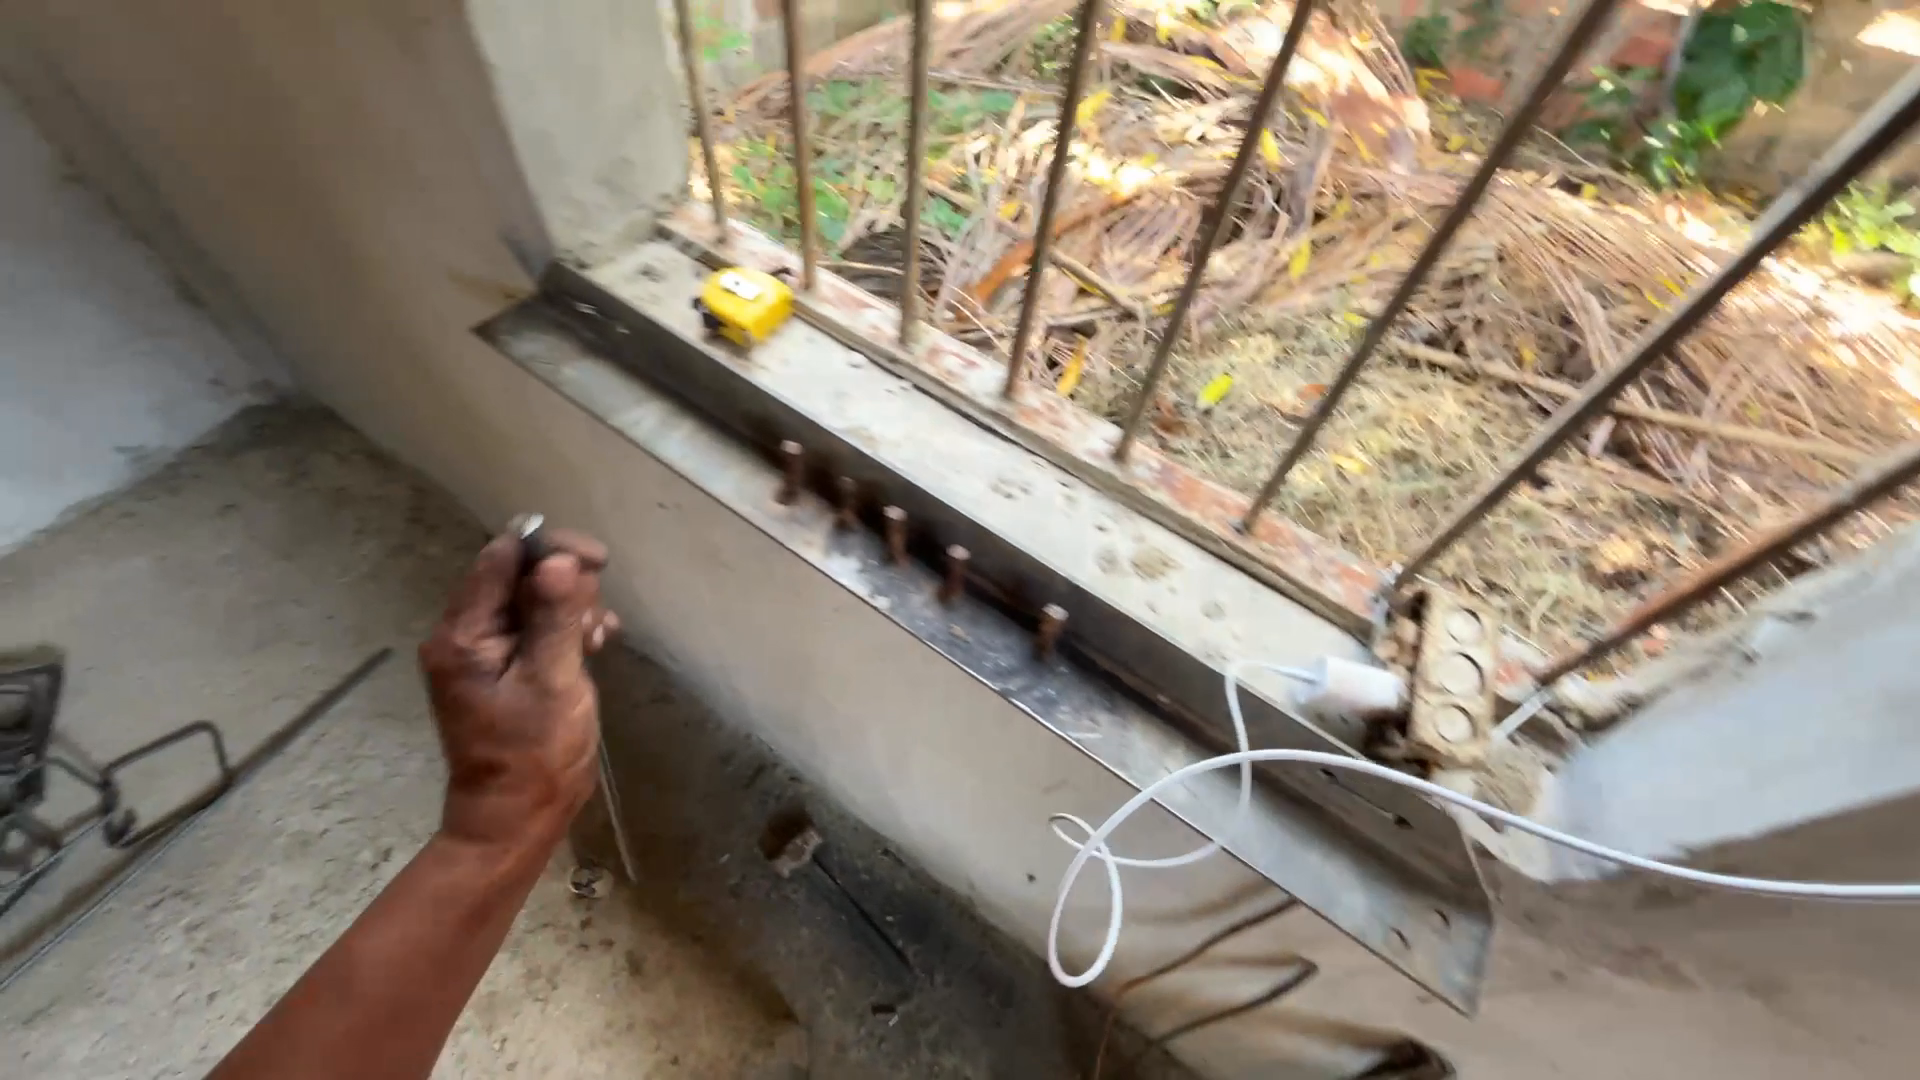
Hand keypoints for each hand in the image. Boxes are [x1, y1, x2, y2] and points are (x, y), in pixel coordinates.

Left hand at [417, 525, 619, 851]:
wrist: (519, 815)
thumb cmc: (534, 753)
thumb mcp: (551, 681)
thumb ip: (555, 618)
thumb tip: (561, 559)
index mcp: (463, 635)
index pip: (502, 559)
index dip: (550, 551)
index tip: (598, 562)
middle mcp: (468, 634)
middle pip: (521, 574)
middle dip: (567, 583)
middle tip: (597, 616)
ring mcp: (489, 651)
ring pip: (538, 598)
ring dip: (575, 607)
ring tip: (598, 638)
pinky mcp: (511, 665)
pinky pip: (543, 624)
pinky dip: (573, 626)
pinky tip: (598, 643)